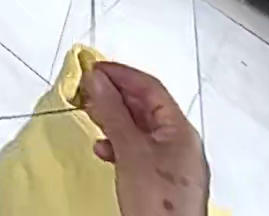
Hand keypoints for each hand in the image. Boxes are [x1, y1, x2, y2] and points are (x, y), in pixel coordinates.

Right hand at [80, 61, 208, 215]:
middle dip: (116, 96)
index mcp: (180, 129)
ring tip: (90, 115)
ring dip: (114, 120)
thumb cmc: (154, 200)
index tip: (94, 68)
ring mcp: (173, 166)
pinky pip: (140, 152)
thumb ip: (112, 111)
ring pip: (141, 130)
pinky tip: (103, 150)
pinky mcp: (162, 186)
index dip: (122, 74)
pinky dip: (120, 146)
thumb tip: (95, 77)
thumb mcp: (130, 151)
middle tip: (88, 89)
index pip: (150, 88)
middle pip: (146, 108)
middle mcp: (180, 143)